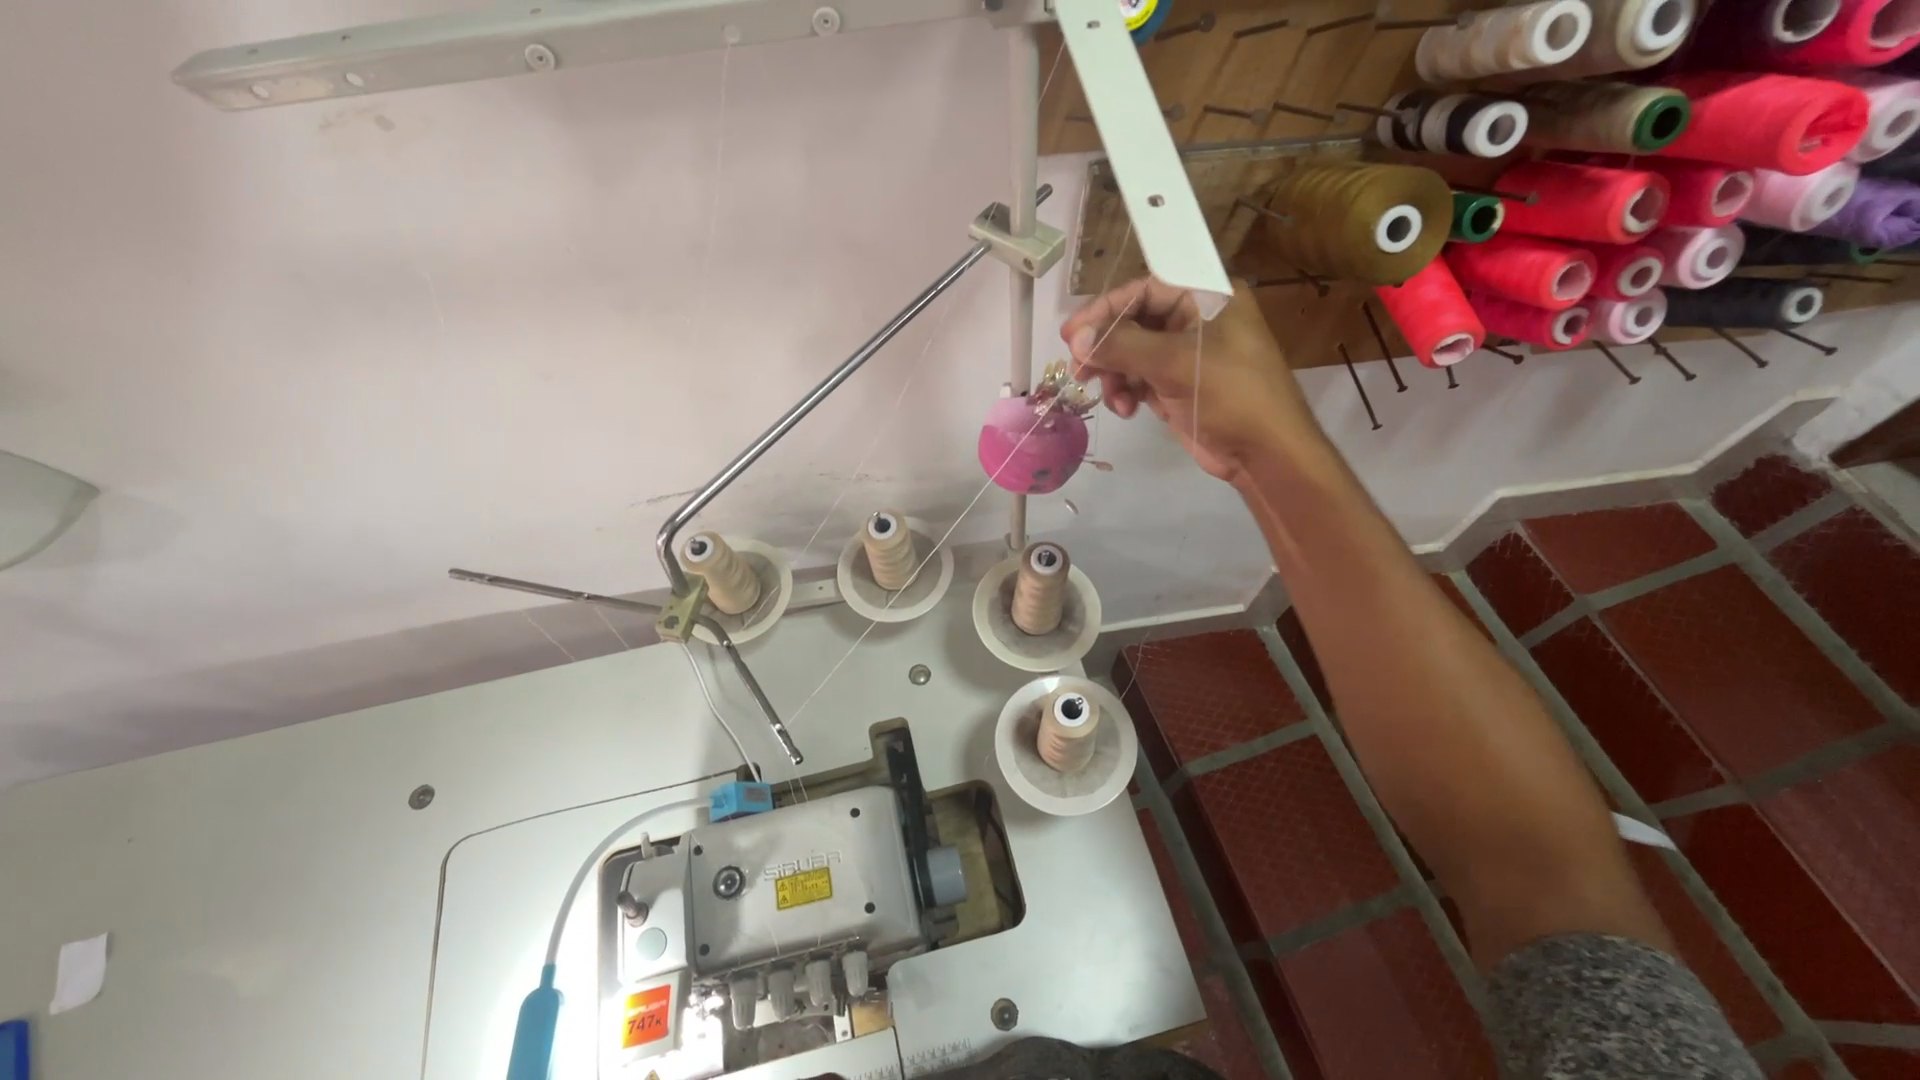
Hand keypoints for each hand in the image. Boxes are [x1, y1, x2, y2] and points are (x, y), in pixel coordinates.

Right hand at [1060, 278, 1314, 482]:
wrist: (1265, 454)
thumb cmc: (1231, 395)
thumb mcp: (1175, 363)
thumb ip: (1122, 345)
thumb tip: (1075, 338)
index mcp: (1207, 297)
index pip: (1144, 289)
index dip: (1106, 308)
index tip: (1072, 333)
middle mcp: (1195, 319)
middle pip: (1133, 321)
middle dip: (1105, 346)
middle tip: (1079, 368)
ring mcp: (1186, 354)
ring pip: (1131, 353)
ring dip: (1114, 374)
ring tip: (1111, 397)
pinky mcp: (1177, 385)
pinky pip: (1138, 378)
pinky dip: (1126, 391)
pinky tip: (1126, 409)